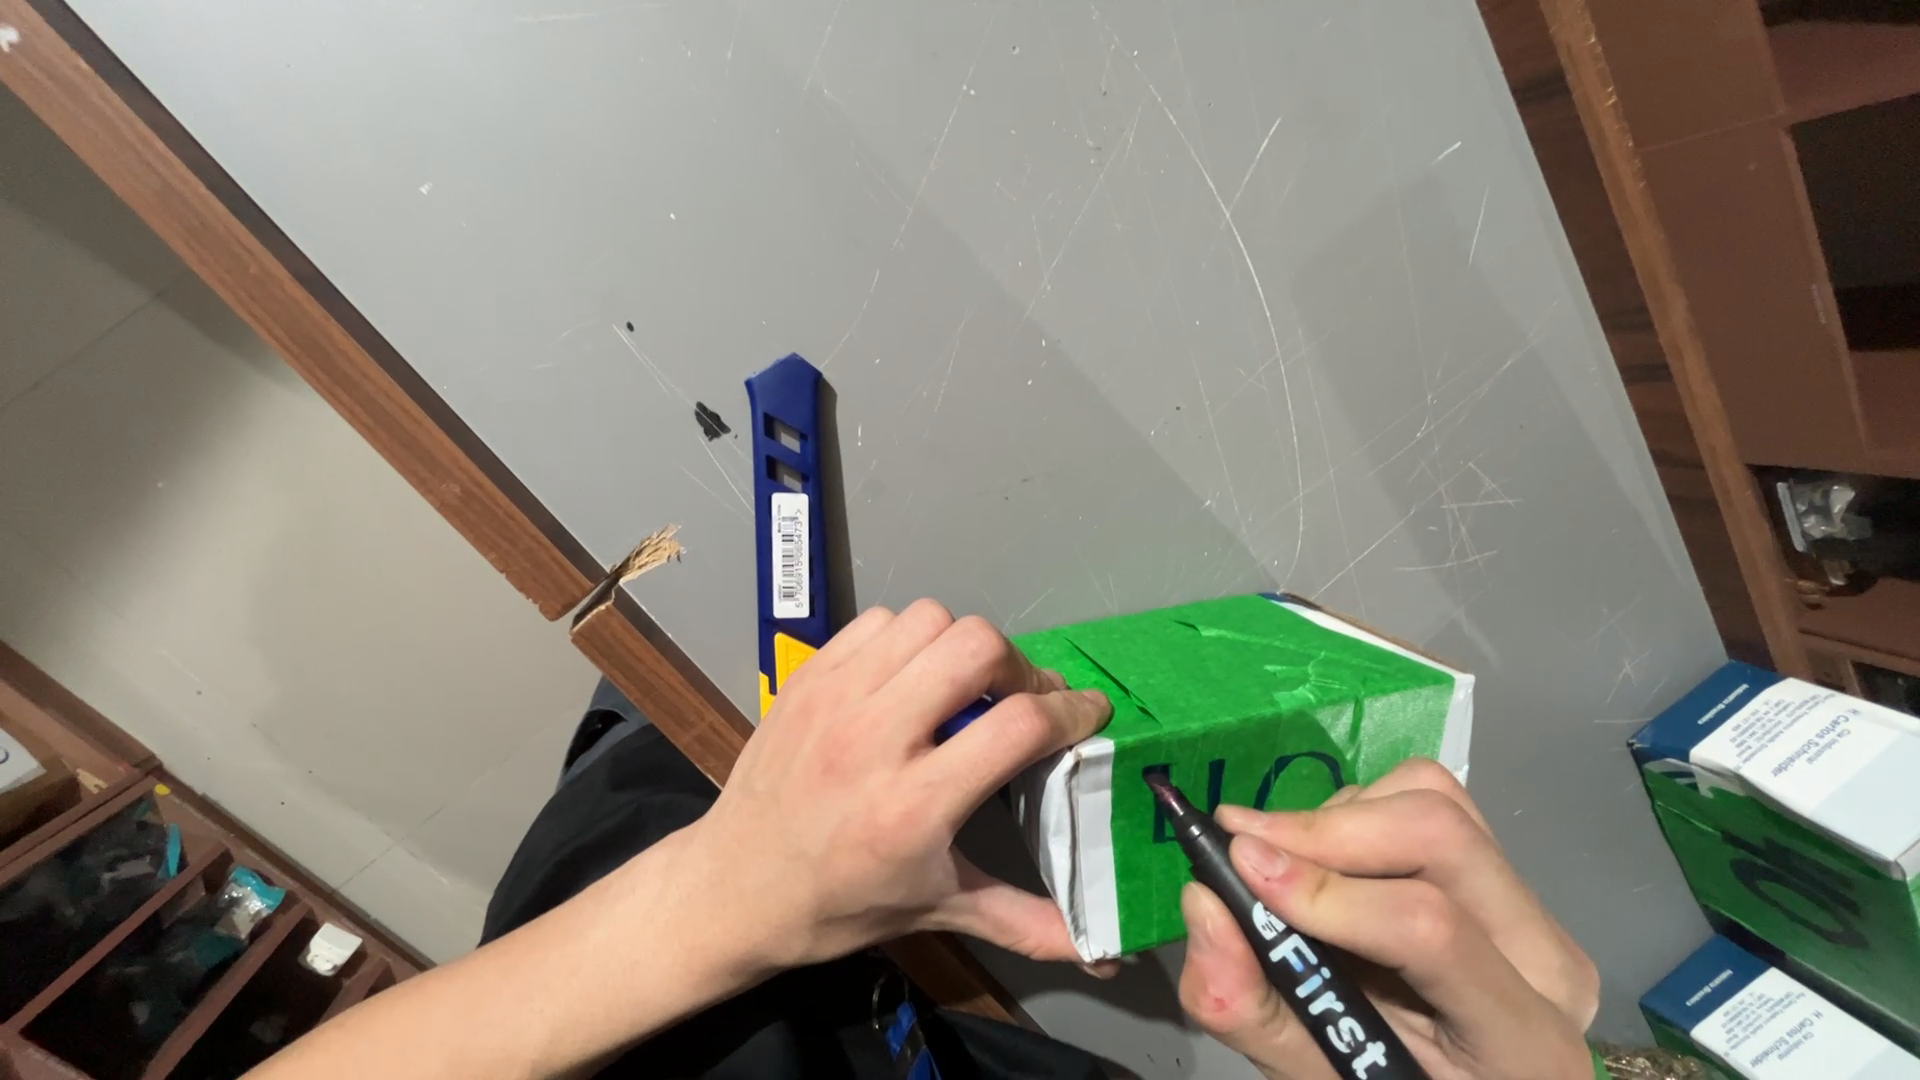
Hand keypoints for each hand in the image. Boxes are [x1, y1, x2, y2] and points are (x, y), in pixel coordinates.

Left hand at [693, 599, 1111, 971]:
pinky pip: (878, 622)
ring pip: (927, 621)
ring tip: (963, 685)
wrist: (732, 886)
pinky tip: (909, 676)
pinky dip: (909, 639)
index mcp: (913, 806)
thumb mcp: (936, 910)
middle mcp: (875, 738)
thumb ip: (1025, 921)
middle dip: (1017, 665)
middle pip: (974, 647)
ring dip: (961, 645)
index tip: (1086, 713)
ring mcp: (835, 697)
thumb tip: (1105, 952)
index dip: (1070, 711)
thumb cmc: (839, 904)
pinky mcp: (809, 676)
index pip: (1016, 726)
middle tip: (1019, 697)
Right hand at [1177, 759, 1597, 1079]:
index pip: (1427, 927)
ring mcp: (1530, 906)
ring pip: (1432, 799)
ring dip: (1335, 818)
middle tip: (1241, 842)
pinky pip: (1428, 795)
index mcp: (1519, 1039)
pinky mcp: (1501, 868)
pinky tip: (1331, 859)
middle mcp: (1544, 957)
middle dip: (1321, 828)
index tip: (1238, 864)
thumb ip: (1249, 1005)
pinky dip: (1356, 808)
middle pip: (1437, 832)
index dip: (1324, 890)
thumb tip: (1201, 899)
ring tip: (1288, 862)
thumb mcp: (1312, 1073)